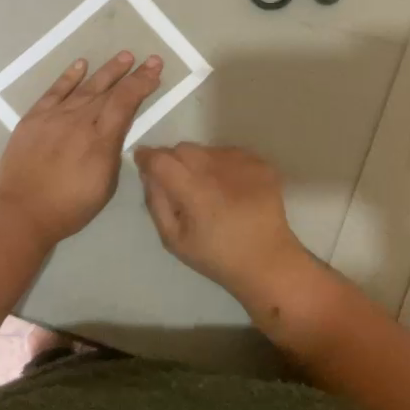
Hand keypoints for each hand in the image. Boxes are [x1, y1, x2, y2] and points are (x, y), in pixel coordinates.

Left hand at [0, 52, 163, 245]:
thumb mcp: (105, 185)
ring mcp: (54, 117)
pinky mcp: (33, 119)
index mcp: (100, 140)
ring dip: (106, 71)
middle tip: (148, 59)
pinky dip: (68, 77)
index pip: (125, 103)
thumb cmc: (69, 207)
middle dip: (131, 74)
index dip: (142, 84)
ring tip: (123, 56)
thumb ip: (112, 153)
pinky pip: (54, 92)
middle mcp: (79, 121)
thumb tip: (114, 132)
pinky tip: (81, 65)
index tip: (155, 70)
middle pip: (109, 91)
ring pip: (85, 87)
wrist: (21, 211)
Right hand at [133, 143, 310, 299]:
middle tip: (176, 182)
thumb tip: (147, 173)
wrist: (267, 260)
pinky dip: (221, 165)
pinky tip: (228, 188)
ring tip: (207, 188)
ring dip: (198, 162)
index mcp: (195, 191)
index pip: (161, 159)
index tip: (142, 162)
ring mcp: (242, 163)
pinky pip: (230, 154)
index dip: (147, 157)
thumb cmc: (217, 256)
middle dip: (172, 160)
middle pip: (183, 148)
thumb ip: (156, 202)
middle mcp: (218, 169)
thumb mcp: (174, 239)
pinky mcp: (260, 163)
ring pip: (207, 149)